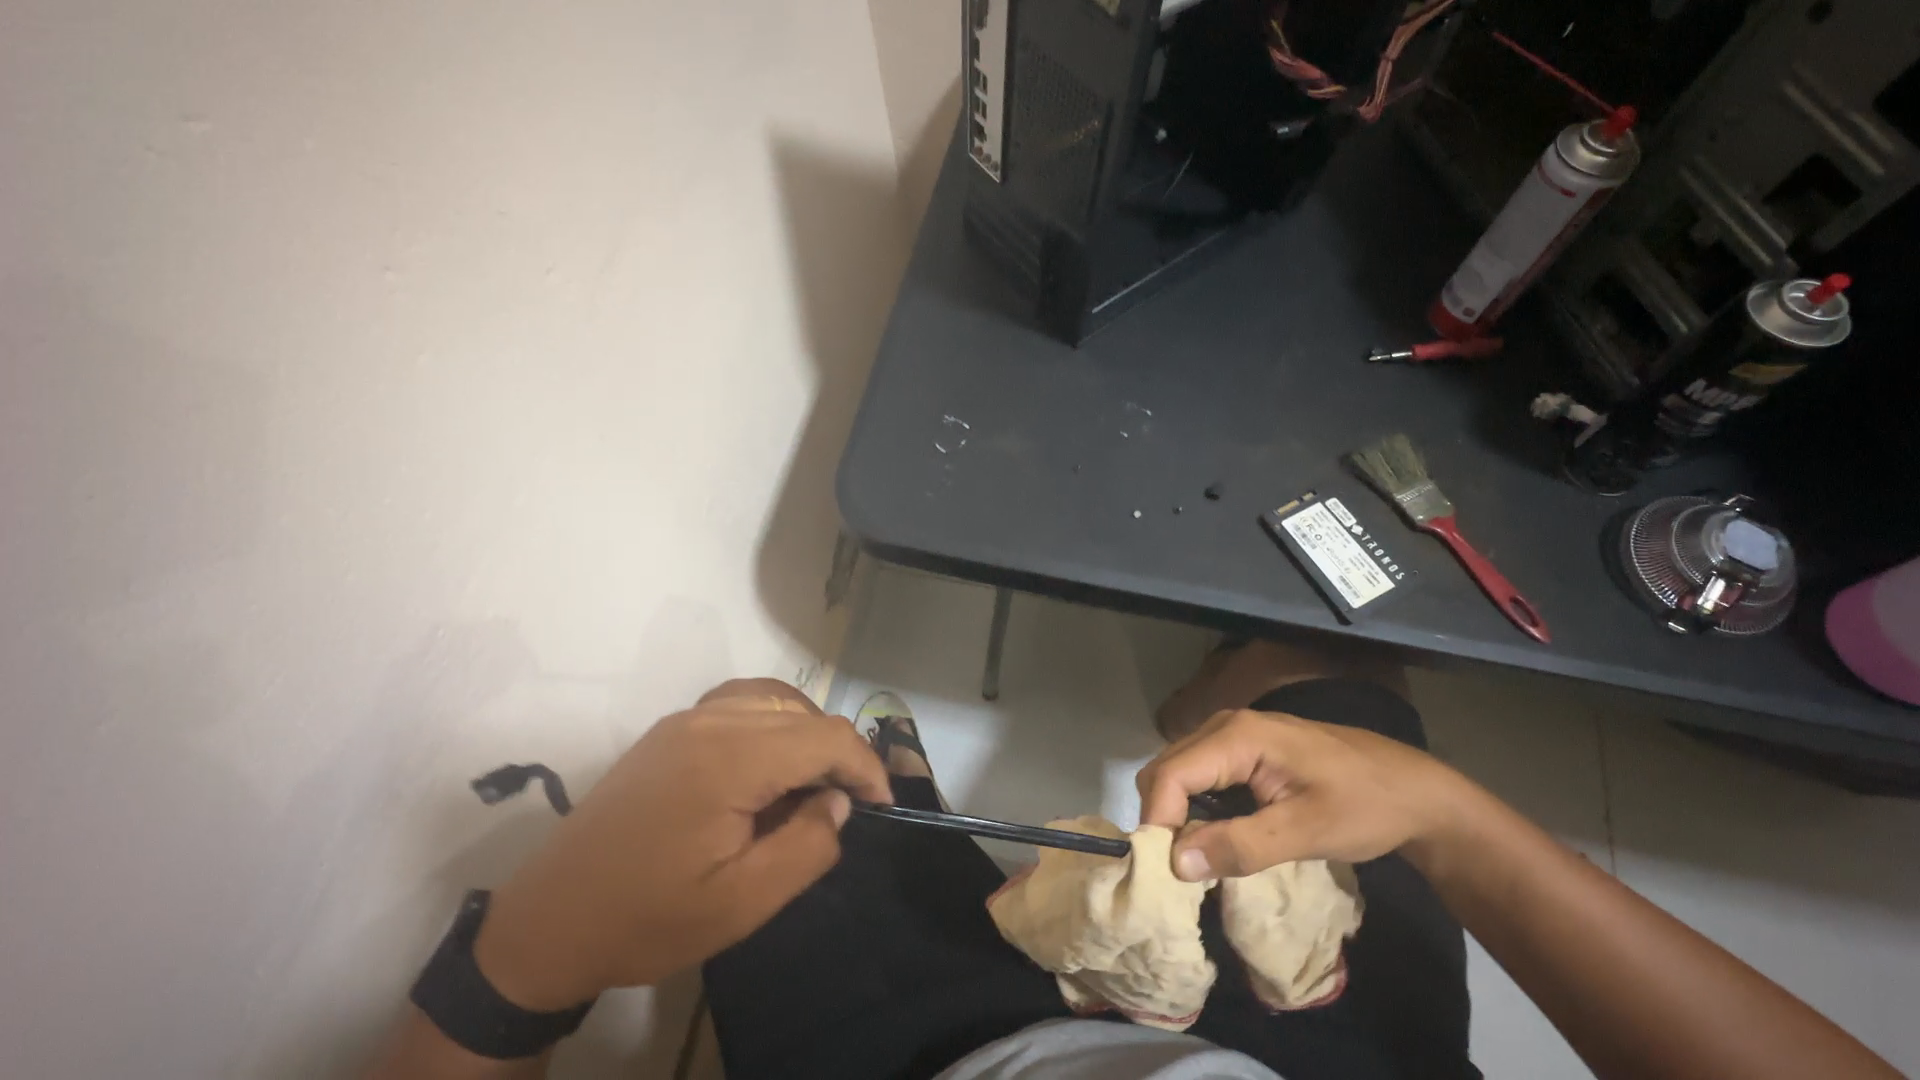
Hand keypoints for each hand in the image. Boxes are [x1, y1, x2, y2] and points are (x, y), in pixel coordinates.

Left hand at [472, 690, 891, 1008]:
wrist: (550, 923)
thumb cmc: (649, 918)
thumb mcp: (742, 902)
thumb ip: (807, 846)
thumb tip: (836, 803)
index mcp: (728, 758)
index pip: (825, 736)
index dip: (865, 767)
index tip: (880, 808)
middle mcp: (707, 721)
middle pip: (802, 712)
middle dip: (838, 753)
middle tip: (845, 807)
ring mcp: (682, 721)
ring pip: (772, 700)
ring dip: (806, 734)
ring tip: (813, 784)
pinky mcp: (666, 732)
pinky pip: (738, 704)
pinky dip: (771, 722)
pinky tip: (770, 764)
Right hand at [1136, 708, 1473, 880]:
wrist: (1418, 791)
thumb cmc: (1366, 807)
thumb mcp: (1306, 833)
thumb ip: (1240, 846)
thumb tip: (1176, 864)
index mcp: (1238, 736)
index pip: (1171, 776)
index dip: (1159, 823)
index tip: (1169, 873)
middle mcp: (1226, 726)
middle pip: (1165, 771)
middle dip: (1163, 819)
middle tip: (1182, 869)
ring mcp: (1235, 734)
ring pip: (1178, 773)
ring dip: (1178, 815)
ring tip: (1198, 859)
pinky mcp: (1245, 749)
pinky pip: (1200, 775)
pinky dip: (1195, 807)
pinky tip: (1218, 836)